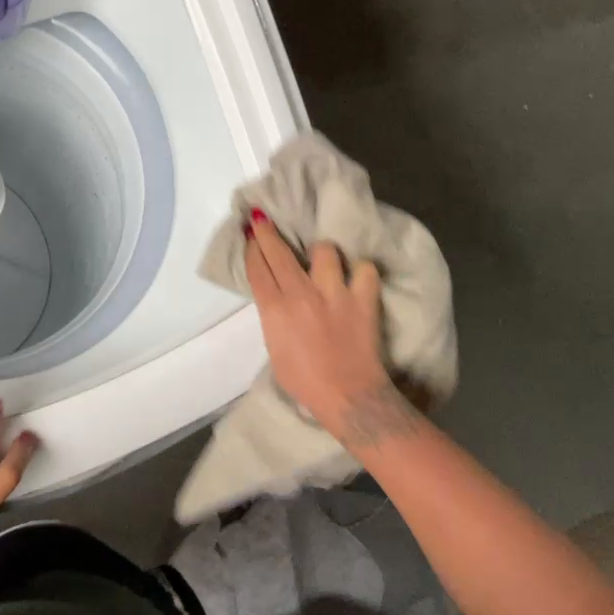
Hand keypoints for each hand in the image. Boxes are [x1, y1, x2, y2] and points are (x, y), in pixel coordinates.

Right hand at [244, 209, 391, 425]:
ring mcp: (334, 293)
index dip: (251, 249)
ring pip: (325, 251)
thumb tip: (278, 299)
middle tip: (262, 219)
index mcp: (274, 310)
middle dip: (266, 233)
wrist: (347, 395)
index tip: (249, 234)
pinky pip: (364, 269)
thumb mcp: (275, 347)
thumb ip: (274, 318)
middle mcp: (300, 294)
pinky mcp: (363, 299)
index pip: (257, 269)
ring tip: (324, 260)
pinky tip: (357, 278)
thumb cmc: (304, 380)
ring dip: (322, 253)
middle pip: (278, 253)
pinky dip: (361, 271)